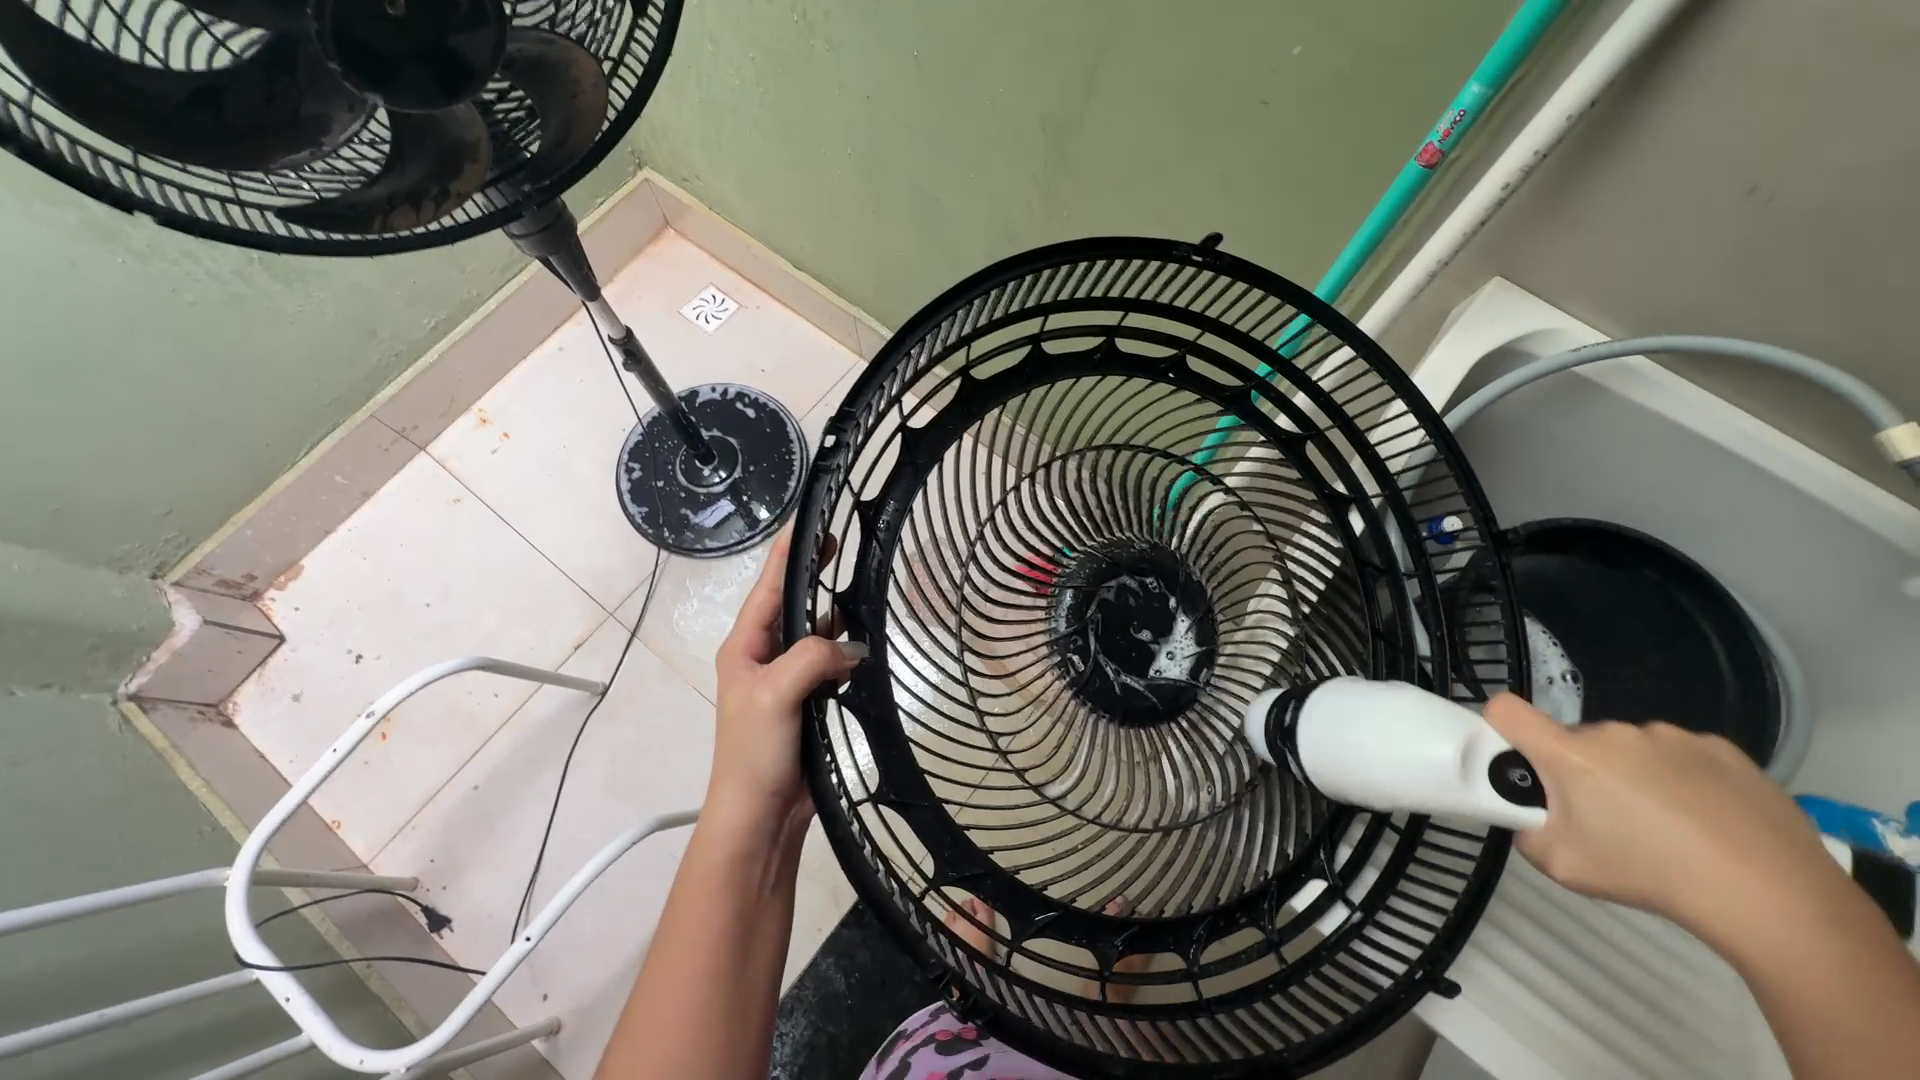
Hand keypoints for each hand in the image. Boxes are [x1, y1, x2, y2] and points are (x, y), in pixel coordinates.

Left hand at [710, 529, 864, 820]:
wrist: (761, 813)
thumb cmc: (755, 750)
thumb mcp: (775, 693)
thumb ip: (812, 657)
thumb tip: (853, 651)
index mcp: (744, 645)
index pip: (767, 586)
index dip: (788, 552)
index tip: (812, 520)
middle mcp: (764, 655)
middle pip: (791, 604)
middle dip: (814, 574)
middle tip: (842, 542)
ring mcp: (787, 679)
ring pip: (814, 634)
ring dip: (835, 615)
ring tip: (862, 587)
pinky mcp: (808, 701)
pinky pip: (830, 664)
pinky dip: (847, 651)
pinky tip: (867, 644)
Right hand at [1482, 694, 1840, 945]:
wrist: (1771, 894)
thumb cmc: (1650, 875)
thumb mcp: (1561, 866)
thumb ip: (1526, 831)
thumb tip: (1532, 815)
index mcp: (1570, 754)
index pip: (1506, 710)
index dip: (1499, 729)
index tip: (1515, 762)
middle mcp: (1616, 732)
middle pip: (1574, 741)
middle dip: (1578, 773)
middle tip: (1604, 822)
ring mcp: (1673, 737)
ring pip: (1629, 750)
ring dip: (1630, 776)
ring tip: (1666, 827)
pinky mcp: (1723, 749)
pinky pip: (1679, 757)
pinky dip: (1680, 780)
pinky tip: (1705, 821)